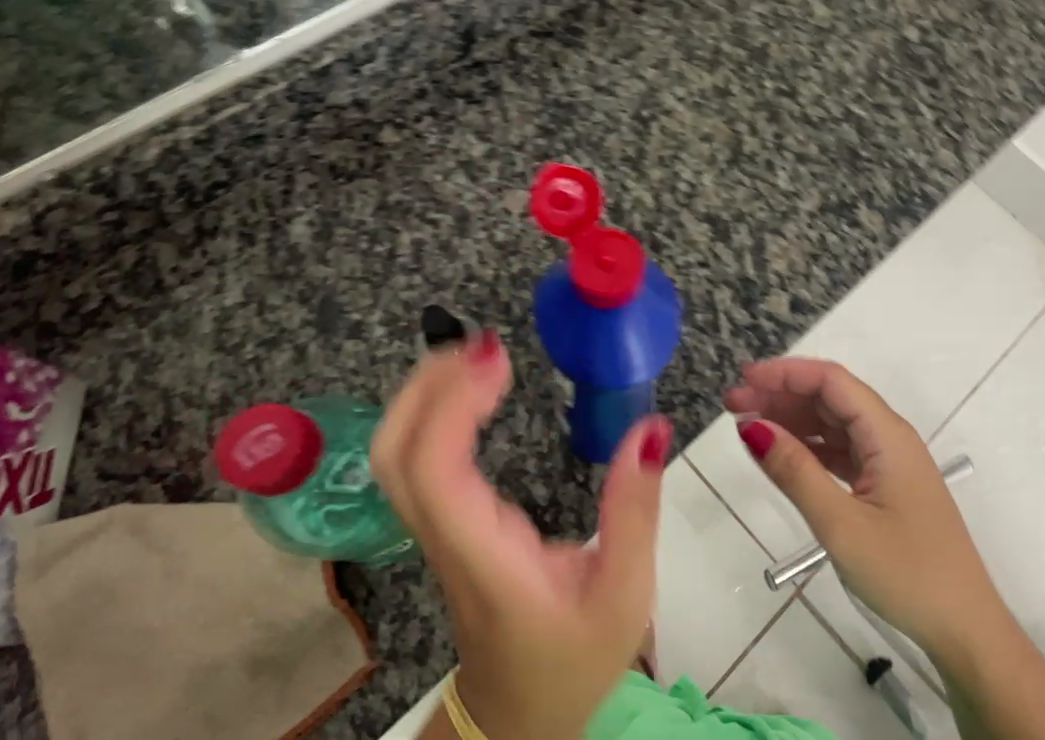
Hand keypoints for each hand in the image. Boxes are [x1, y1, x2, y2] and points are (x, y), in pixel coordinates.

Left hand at [373, 331, 673, 739]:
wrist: (518, 717)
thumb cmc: (572, 662)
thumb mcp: (625, 594)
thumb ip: (635, 511)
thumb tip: (649, 428)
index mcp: (483, 555)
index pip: (435, 471)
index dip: (452, 405)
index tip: (497, 358)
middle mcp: (446, 536)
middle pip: (394, 453)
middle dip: (425, 386)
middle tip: (481, 342)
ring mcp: (437, 532)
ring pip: (397, 455)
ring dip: (425, 394)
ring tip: (477, 354)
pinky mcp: (445, 527)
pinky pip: (419, 462)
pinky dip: (435, 413)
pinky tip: (473, 390)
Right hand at [725, 357, 1003, 656]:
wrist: (964, 627)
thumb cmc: (907, 573)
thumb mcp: (842, 525)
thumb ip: (795, 472)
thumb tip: (750, 425)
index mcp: (888, 435)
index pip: (832, 381)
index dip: (785, 372)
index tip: (743, 378)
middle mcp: (890, 439)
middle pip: (831, 398)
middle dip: (781, 393)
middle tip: (732, 403)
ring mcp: (890, 464)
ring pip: (835, 425)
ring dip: (792, 420)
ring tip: (746, 425)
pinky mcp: (886, 489)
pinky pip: (841, 453)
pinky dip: (808, 448)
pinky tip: (780, 455)